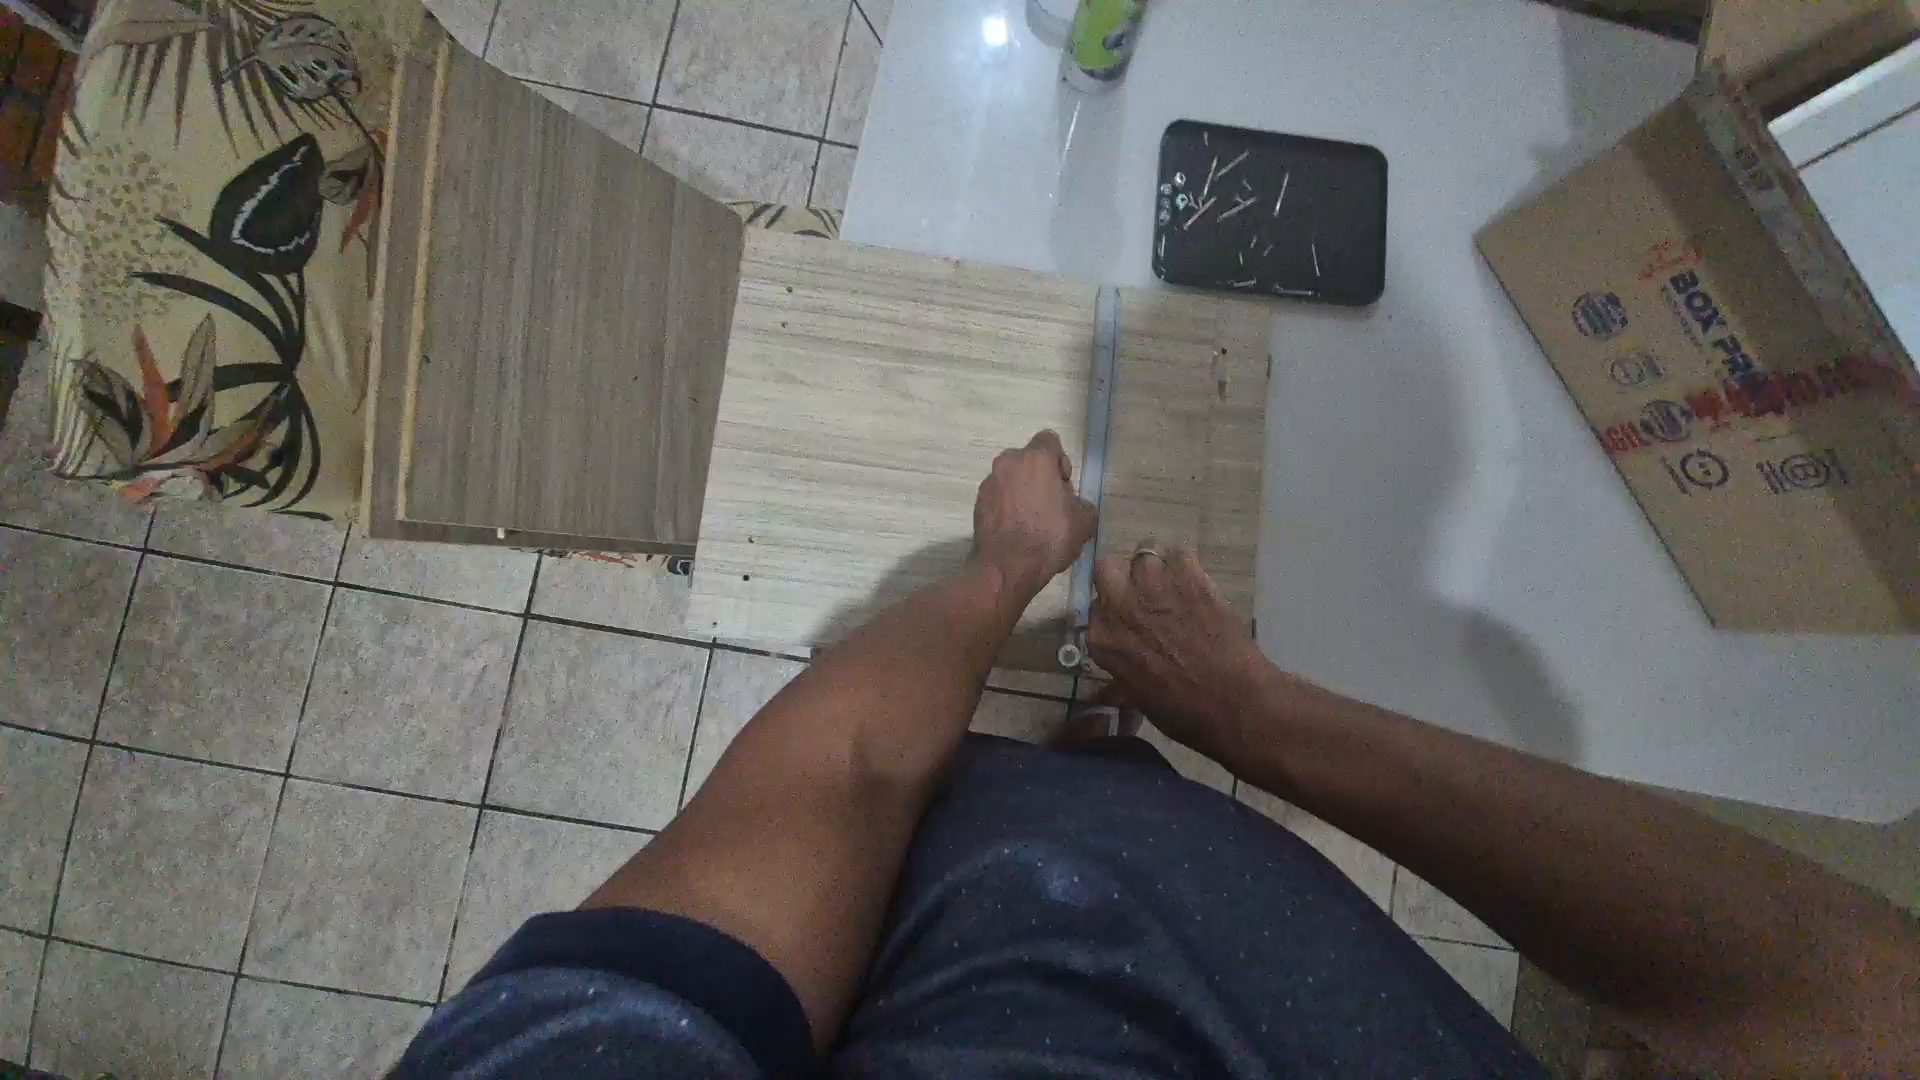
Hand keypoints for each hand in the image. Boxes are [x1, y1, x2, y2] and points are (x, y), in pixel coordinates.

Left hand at [973, 430, 1097, 595]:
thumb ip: (1083, 505)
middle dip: (1040, 477)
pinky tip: (1016, 530)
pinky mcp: (977, 503)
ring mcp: (989, 483)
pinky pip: (998, 497)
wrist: (1007, 567)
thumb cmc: (1049, 537)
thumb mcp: (1083, 522)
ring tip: (1032, 521)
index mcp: (1035, 458)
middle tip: (1051, 505)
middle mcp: (1007, 462)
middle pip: (1028, 460)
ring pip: (1011, 479)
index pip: (1049, 440)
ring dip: (1022, 492)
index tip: (1064, 484)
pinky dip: (1007, 506)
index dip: (1060, 460)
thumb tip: (1077, 506)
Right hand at [1088, 549, 1268, 762]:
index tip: (1126, 615)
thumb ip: (1120, 661)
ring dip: (1156, 569)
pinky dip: (1188, 568)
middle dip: (1122, 576)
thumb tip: (1118, 658)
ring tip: (1174, 587)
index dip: (1112, 607)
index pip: (1094, 606)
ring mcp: (1154, 587)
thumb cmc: (1184, 712)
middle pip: (1107, 567)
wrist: (1234, 704)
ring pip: (1144, 554)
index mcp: (1103, 638)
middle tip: (1143, 592)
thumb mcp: (1135, 694)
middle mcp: (1121, 605)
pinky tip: (1198, 588)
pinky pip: (1181, 555)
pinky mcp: (1189, 576)